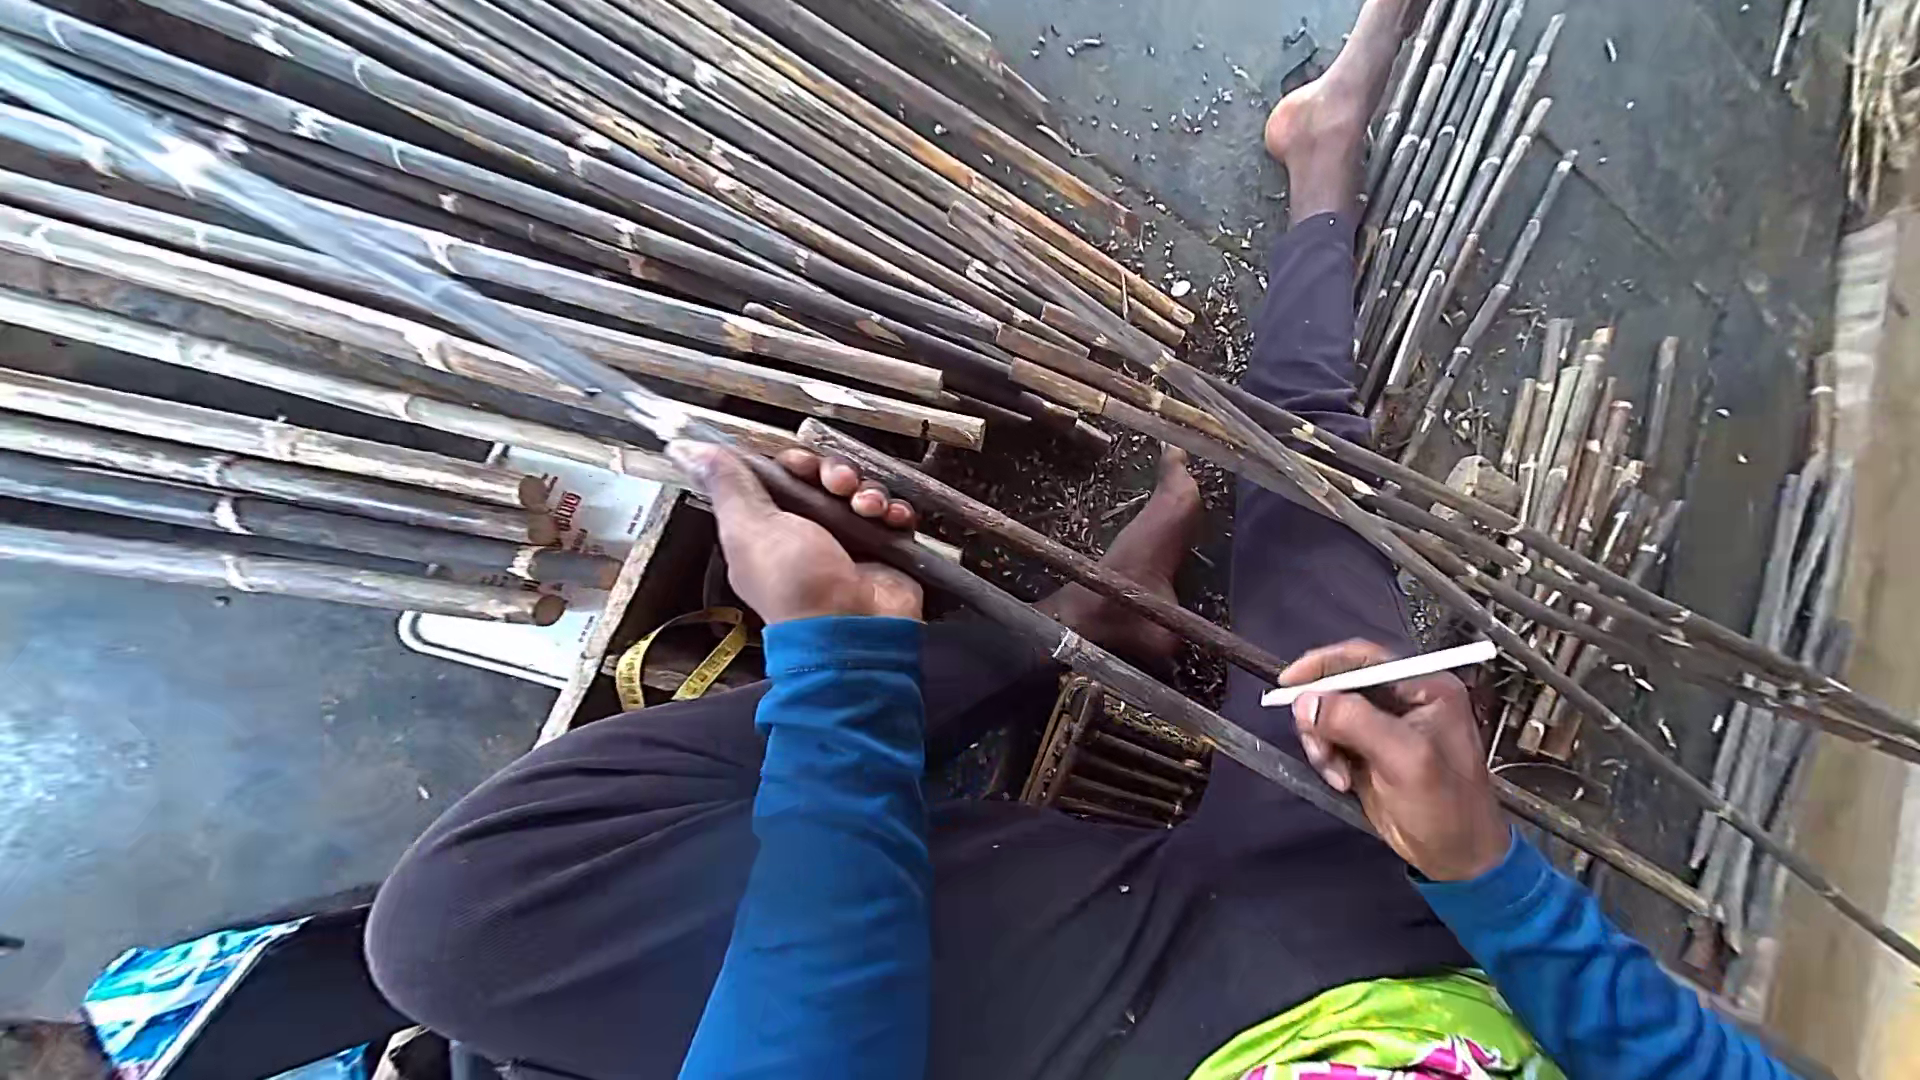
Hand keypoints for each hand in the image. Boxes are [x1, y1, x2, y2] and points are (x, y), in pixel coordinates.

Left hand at [668, 441, 923, 624]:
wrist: (852, 627)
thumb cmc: (796, 587)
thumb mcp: (750, 529)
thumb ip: (727, 485)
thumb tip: (689, 450)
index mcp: (773, 527)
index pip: (787, 477)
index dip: (797, 463)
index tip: (802, 466)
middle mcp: (812, 531)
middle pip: (828, 479)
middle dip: (836, 473)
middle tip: (839, 485)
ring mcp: (851, 541)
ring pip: (863, 491)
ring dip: (868, 492)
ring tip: (868, 509)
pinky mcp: (885, 549)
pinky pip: (893, 514)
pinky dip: (894, 511)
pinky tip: (889, 519)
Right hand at [1280, 639, 1509, 881]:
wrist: (1456, 860)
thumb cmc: (1446, 809)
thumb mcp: (1404, 760)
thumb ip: (1355, 722)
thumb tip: (1304, 701)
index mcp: (1424, 688)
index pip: (1363, 658)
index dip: (1322, 664)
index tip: (1289, 682)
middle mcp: (1402, 697)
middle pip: (1337, 685)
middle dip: (1319, 713)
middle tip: (1314, 739)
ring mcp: (1382, 722)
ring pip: (1325, 711)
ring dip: (1320, 740)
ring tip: (1334, 770)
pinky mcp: (1365, 744)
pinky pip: (1326, 734)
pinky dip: (1323, 754)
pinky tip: (1340, 778)